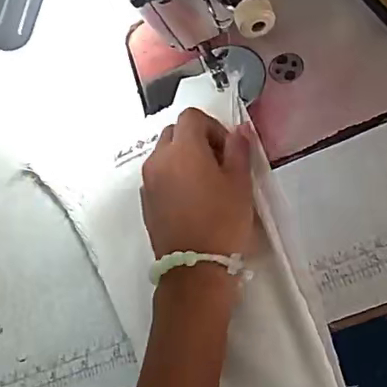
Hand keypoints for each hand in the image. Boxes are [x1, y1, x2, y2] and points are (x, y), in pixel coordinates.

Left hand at [141, 107, 256, 259]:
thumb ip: (239, 150)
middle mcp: (158, 160)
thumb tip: (239, 131)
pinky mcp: (146, 202)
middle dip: (197, 140)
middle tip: (220, 163)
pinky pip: (159, 177)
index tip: (229, 148)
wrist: (195, 268)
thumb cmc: (222, 223)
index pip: (192, 117)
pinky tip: (194, 200)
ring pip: (165, 155)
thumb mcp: (240, 184)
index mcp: (182, 150)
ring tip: (207, 183)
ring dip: (184, 159)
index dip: (213, 127)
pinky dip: (174, 178)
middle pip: (175, 133)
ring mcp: (148, 182)